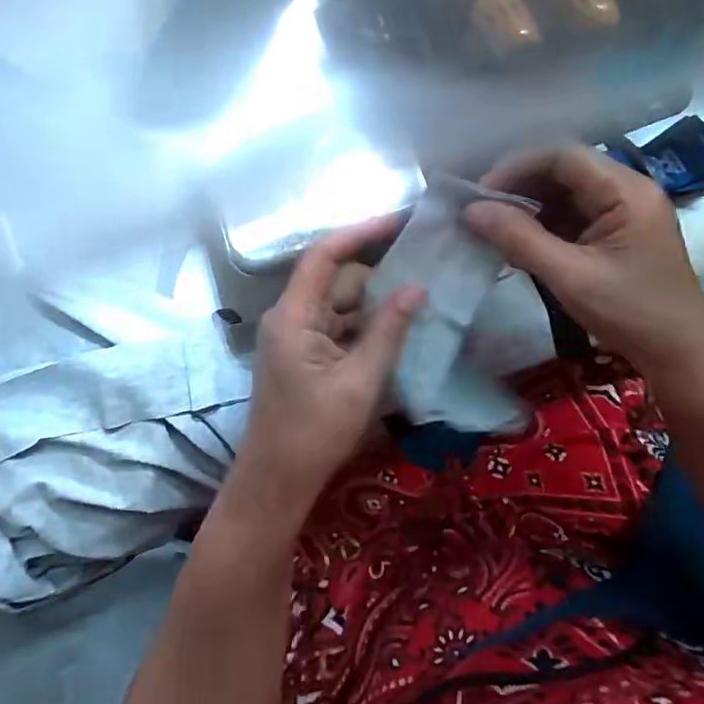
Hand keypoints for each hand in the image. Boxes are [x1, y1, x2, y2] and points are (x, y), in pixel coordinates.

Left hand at [238, 217, 425, 502]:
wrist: (277, 482)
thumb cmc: (314, 433)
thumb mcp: (360, 381)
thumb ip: (389, 331)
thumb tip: (417, 288)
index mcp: (293, 315)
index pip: (324, 255)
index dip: (360, 233)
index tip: (399, 222)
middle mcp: (291, 316)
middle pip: (339, 280)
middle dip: (380, 280)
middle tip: (427, 280)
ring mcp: (298, 335)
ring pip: (343, 304)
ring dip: (377, 307)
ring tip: (422, 306)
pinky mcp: (306, 353)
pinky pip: (340, 326)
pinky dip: (367, 328)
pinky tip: (400, 334)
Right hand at [464, 147, 703, 370]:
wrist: (681, 358)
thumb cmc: (633, 315)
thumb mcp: (571, 278)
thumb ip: (520, 239)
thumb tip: (470, 210)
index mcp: (627, 192)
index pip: (563, 156)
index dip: (517, 167)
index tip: (481, 193)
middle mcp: (628, 190)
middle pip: (562, 170)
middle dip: (518, 186)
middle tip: (480, 209)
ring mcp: (623, 211)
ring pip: (563, 192)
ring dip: (527, 206)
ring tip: (491, 225)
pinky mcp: (615, 232)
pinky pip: (570, 214)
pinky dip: (540, 224)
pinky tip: (515, 241)